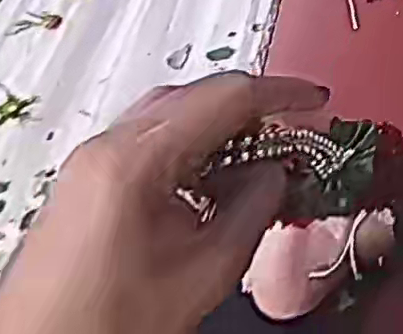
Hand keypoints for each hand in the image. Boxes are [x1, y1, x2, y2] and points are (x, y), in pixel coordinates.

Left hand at [0, 73, 328, 333]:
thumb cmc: (106, 330)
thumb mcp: (210, 267)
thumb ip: (258, 201)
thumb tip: (279, 167)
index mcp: (135, 159)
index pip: (230, 94)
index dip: (285, 92)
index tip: (318, 100)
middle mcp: (105, 149)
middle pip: (203, 93)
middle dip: (258, 104)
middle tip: (297, 126)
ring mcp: (88, 164)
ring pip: (179, 108)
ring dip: (228, 120)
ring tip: (262, 147)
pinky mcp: (84, 183)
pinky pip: (154, 134)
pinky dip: (198, 138)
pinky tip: (217, 170)